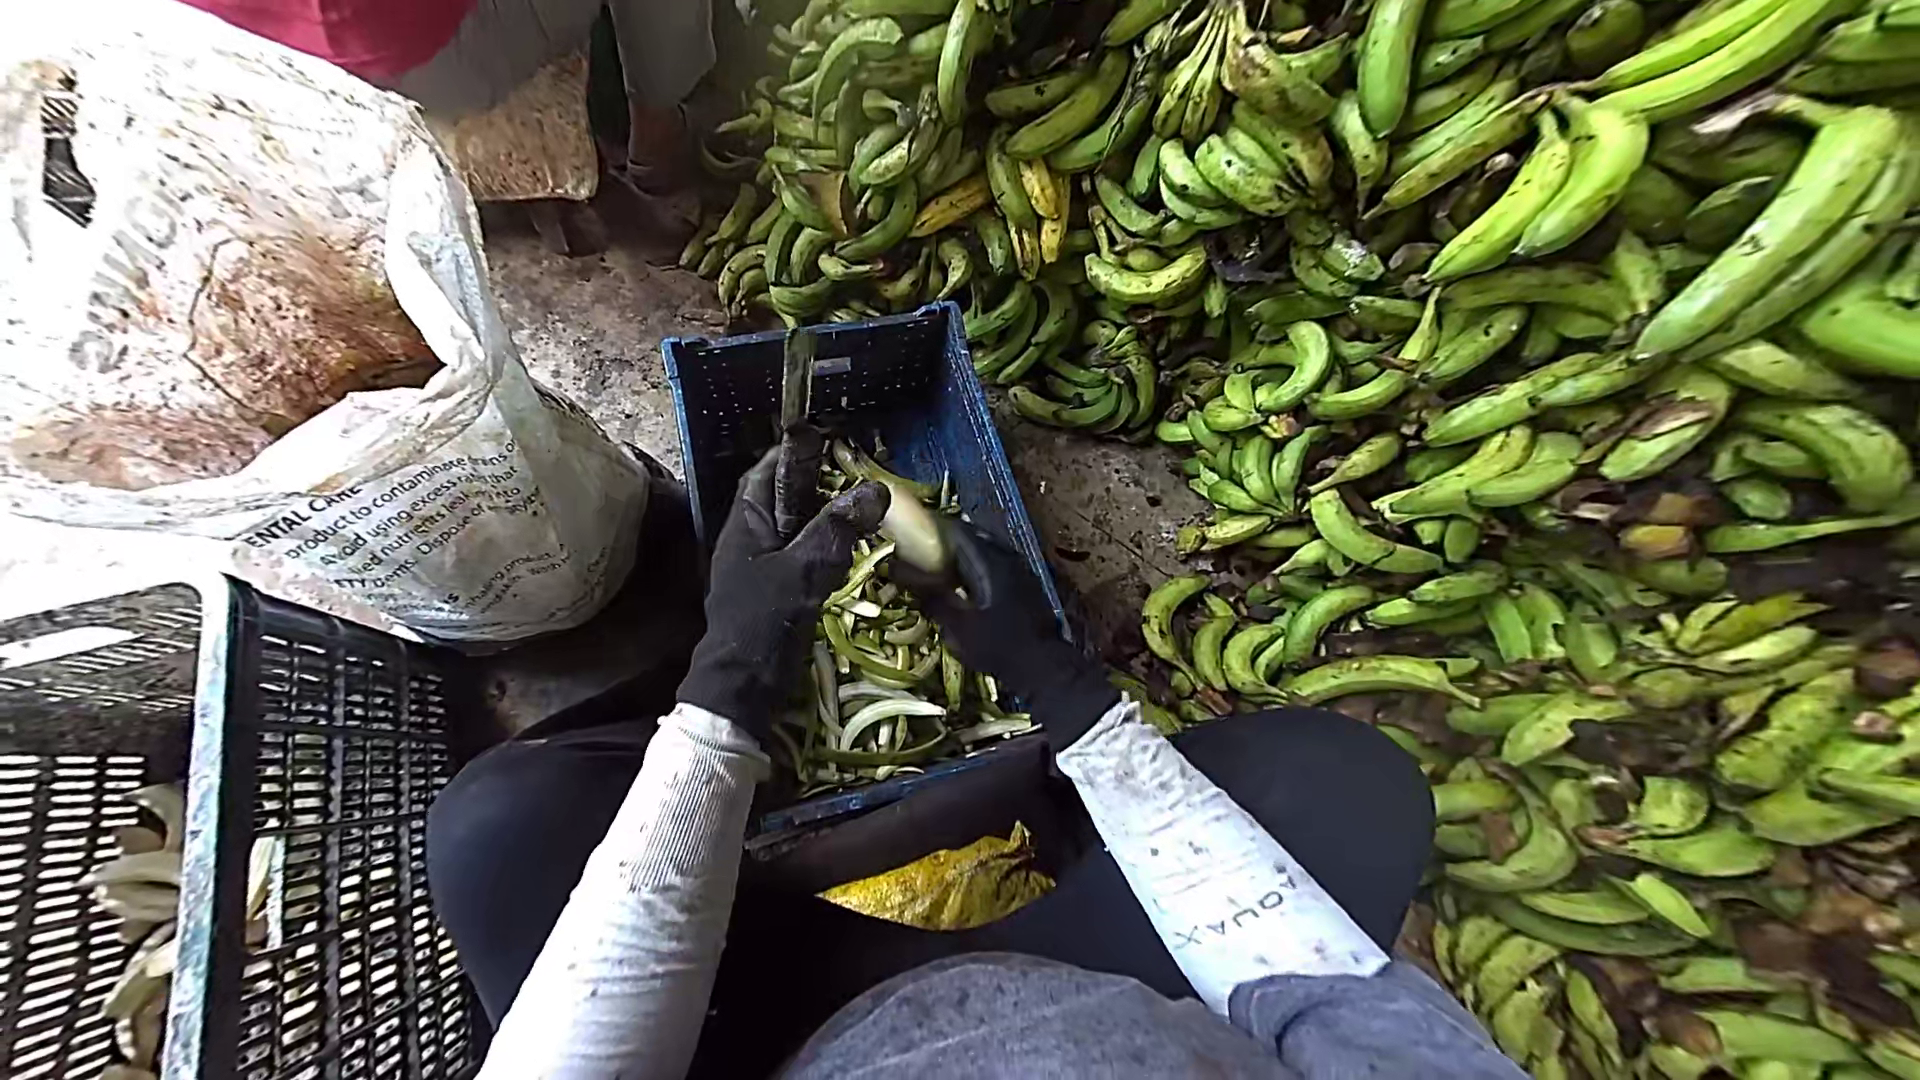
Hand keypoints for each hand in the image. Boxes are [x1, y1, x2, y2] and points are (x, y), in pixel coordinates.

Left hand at [678, 440, 888, 739]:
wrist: (746, 681)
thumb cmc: (766, 618)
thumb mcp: (805, 568)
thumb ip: (838, 528)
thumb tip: (876, 490)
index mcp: (747, 522)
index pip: (768, 471)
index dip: (793, 450)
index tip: (826, 434)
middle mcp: (753, 535)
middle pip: (786, 494)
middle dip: (816, 478)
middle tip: (854, 465)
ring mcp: (766, 561)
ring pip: (799, 523)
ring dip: (826, 509)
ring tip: (861, 498)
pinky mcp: (782, 585)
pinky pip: (807, 550)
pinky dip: (830, 540)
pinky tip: (853, 542)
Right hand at [894, 522, 1117, 746]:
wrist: (1044, 666)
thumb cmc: (999, 646)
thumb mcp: (958, 626)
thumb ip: (931, 598)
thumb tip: (901, 576)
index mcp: (991, 561)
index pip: (958, 532)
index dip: (933, 529)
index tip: (912, 532)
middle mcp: (1009, 558)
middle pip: (973, 539)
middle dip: (947, 542)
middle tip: (923, 550)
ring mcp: (1021, 571)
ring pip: (986, 553)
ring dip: (963, 557)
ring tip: (940, 567)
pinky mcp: (1026, 586)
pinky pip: (996, 566)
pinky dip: (977, 569)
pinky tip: (966, 586)